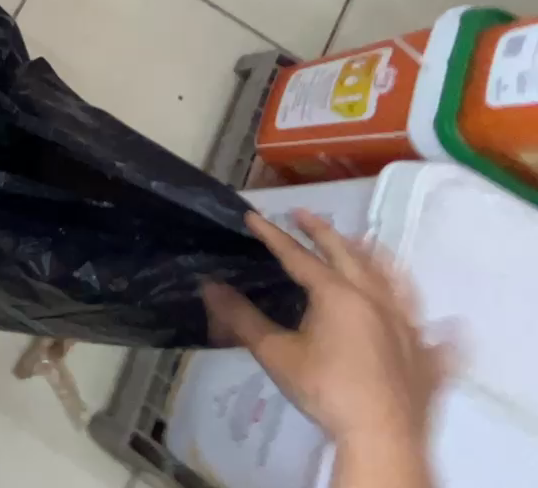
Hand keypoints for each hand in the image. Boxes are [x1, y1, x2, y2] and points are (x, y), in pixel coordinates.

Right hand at [204, 211, 450, 461]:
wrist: (382, 438)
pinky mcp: (429, 359)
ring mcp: (409, 330)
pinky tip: (443, 325)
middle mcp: (377, 304)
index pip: (299, 256)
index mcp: (338, 296)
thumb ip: (239, 315)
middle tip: (305, 214)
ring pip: (395, 285)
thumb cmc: (323, 387)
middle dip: (326, 233)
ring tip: (365, 246)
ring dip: (377, 261)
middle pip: (352, 258)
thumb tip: (208, 285)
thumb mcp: (272, 350)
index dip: (272, 234)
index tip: (252, 215)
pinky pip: (435, 334)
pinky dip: (433, 324)